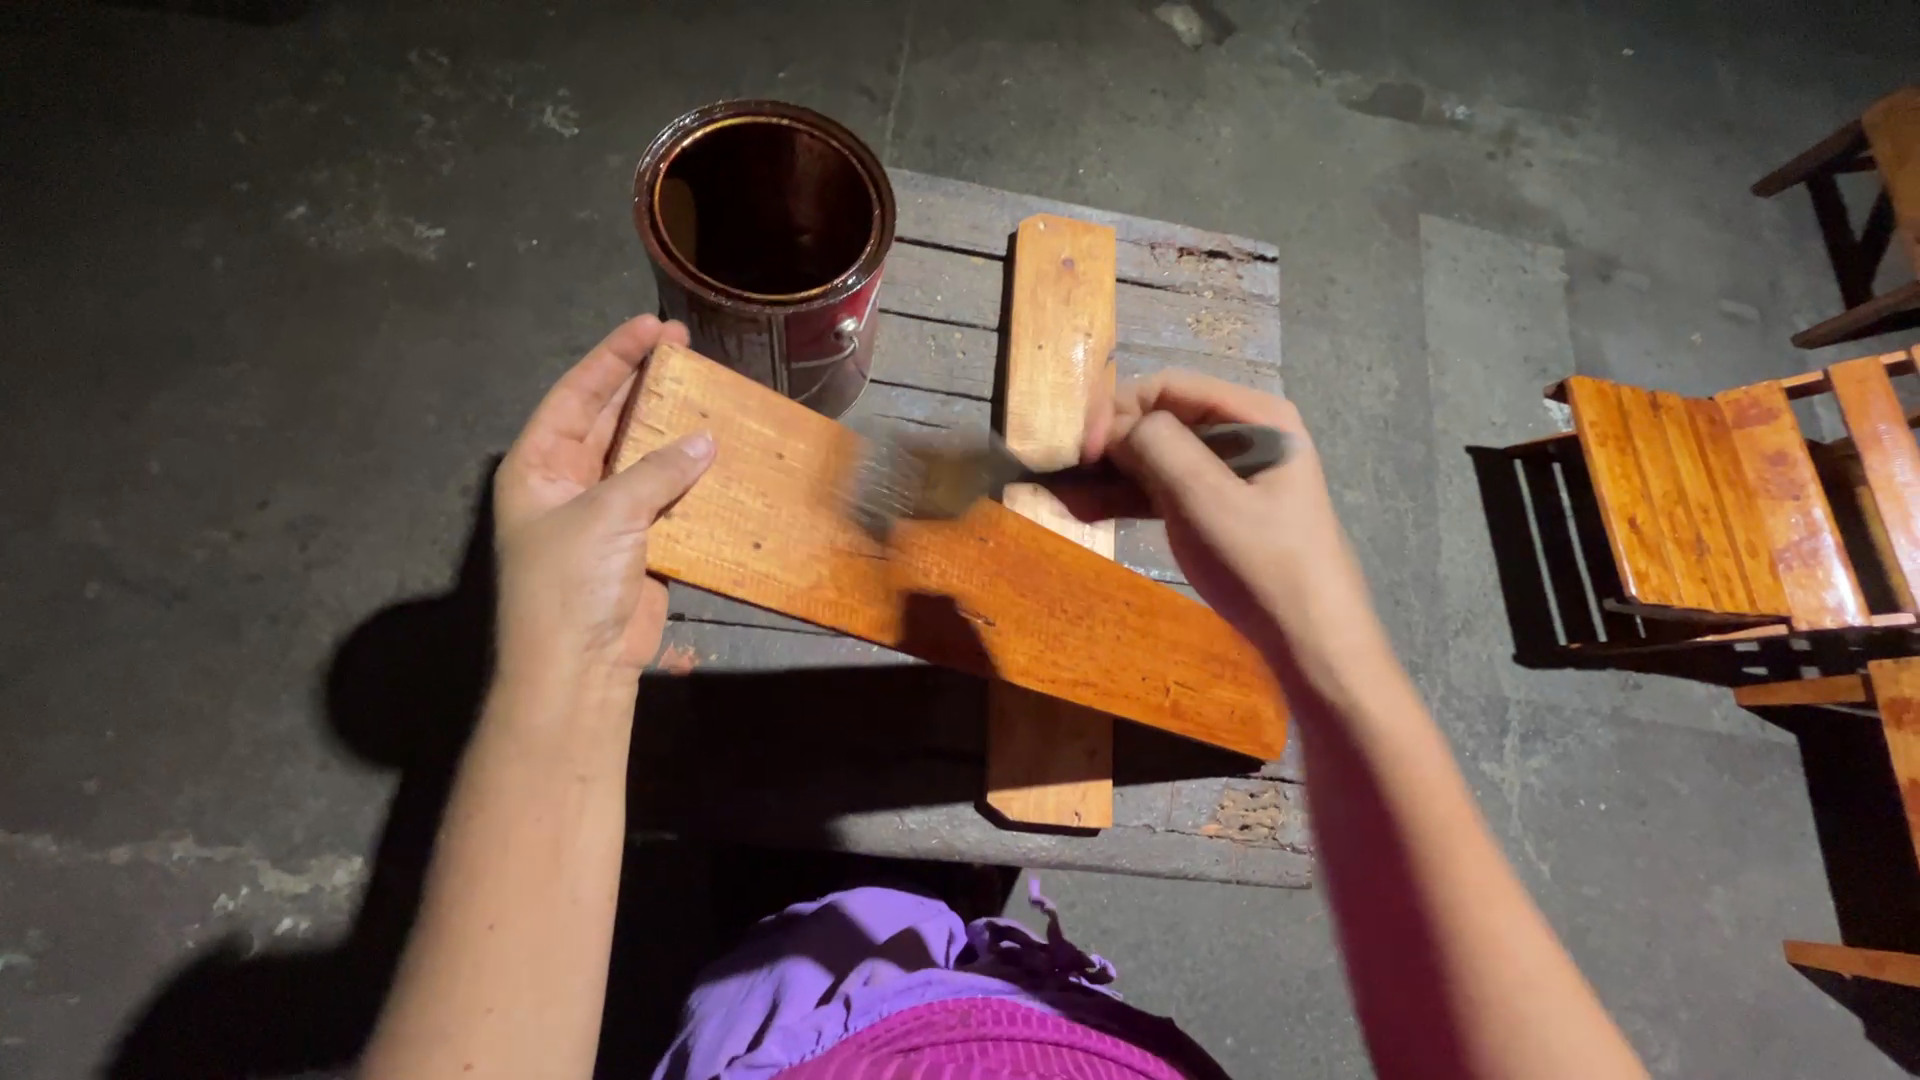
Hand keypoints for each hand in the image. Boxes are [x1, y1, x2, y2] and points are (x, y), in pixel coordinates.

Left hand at [493, 316, 714, 682]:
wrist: (581, 666)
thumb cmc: (571, 584)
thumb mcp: (605, 515)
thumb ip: (656, 472)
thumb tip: (706, 440)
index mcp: (539, 466)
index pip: (577, 396)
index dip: (613, 357)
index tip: (652, 327)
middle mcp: (570, 482)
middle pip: (611, 420)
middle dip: (647, 386)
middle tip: (688, 350)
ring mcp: (609, 514)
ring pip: (646, 459)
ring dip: (677, 434)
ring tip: (713, 398)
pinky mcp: (643, 543)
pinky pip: (671, 499)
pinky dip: (695, 481)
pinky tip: (723, 460)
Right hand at [1082, 371, 1382, 674]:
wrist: (1309, 640)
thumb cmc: (1262, 563)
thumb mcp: (1206, 499)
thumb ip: (1157, 447)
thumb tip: (1113, 426)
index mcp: (1257, 416)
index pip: (1169, 388)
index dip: (1118, 409)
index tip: (1080, 448)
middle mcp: (1244, 434)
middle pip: (1161, 421)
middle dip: (1110, 445)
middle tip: (1063, 473)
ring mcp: (1231, 474)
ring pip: (1157, 460)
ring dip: (1111, 476)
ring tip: (1064, 495)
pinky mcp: (1218, 508)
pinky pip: (1165, 491)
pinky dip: (1129, 499)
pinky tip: (1088, 510)